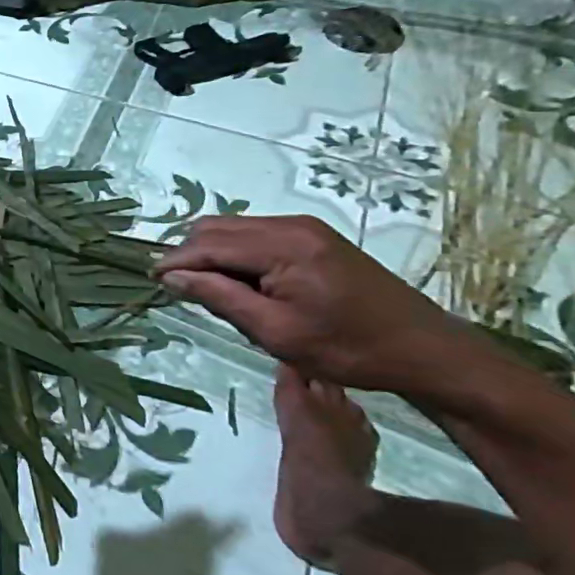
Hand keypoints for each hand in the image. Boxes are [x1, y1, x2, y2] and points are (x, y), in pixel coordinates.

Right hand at [152, 215, 472, 393]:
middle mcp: (290, 224)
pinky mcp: (312, 237)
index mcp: (284, 246)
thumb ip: (220, 298)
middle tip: (180, 292)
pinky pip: (256, 235)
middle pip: (217, 227)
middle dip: (190, 255)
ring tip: (209, 293)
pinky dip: (236, 255)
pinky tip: (240, 285)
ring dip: (212, 255)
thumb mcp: (276, 332)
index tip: (151, 282)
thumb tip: (172, 277)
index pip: (209, 244)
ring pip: (234, 229)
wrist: (423, 349)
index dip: (175, 262)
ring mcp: (304, 227)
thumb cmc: (348, 349)